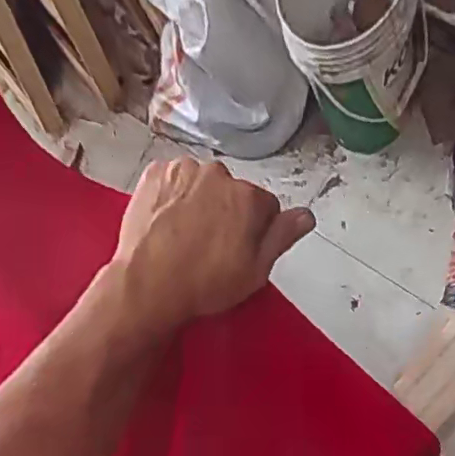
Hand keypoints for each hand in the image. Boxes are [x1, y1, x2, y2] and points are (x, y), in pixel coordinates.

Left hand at [113, 157, 314, 328]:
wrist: (149, 284)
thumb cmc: (203, 283)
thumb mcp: (255, 271)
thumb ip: (282, 236)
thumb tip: (306, 216)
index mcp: (248, 198)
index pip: (266, 206)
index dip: (256, 231)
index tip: (241, 249)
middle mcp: (218, 175)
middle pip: (233, 192)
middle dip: (228, 213)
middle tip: (213, 247)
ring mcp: (183, 171)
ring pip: (203, 184)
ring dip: (200, 202)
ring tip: (188, 238)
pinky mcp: (154, 173)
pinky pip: (174, 181)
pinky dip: (174, 197)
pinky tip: (170, 225)